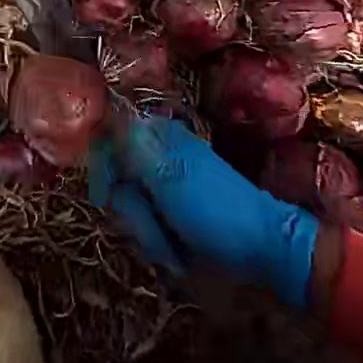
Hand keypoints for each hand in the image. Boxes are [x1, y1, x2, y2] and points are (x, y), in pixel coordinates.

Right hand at [89, 115, 316, 306]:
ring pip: (125, 212)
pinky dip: (155, 245)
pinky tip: (175, 254)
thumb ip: (132, 146)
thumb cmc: (216, 209)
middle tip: (155, 224)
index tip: (109, 192)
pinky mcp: (168, 220)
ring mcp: (163, 192)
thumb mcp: (170, 176)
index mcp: (159, 138)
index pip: (108, 142)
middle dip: (131, 212)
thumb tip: (104, 109)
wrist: (258, 251)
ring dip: (145, 234)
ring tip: (173, 244)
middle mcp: (157, 159)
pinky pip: (141, 230)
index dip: (104, 171)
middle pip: (113, 183)